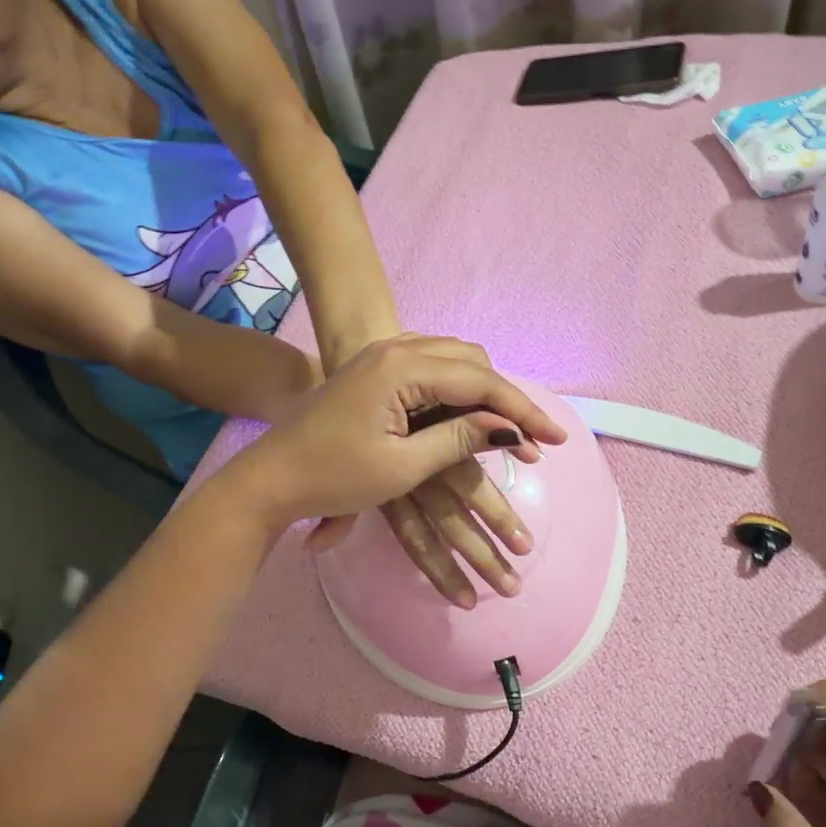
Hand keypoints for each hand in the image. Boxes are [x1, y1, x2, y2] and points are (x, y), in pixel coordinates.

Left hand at [225, 335, 565, 530]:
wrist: (269, 477)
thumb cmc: (332, 476)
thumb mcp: (402, 466)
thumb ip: (459, 440)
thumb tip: (510, 427)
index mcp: (401, 369)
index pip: (480, 380)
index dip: (521, 410)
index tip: (555, 439)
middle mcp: (394, 349)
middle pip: (471, 362)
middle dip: (505, 399)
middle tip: (534, 439)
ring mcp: (381, 357)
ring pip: (452, 361)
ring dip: (481, 392)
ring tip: (506, 432)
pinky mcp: (373, 371)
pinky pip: (430, 368)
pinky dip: (455, 391)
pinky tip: (466, 418)